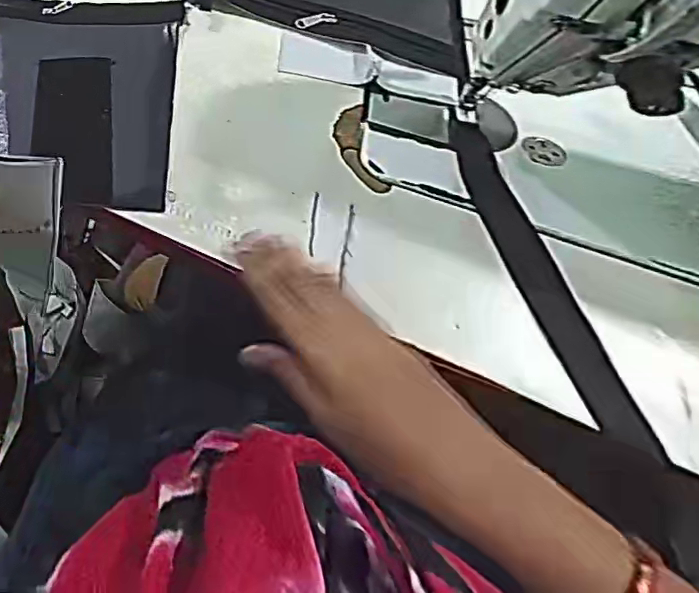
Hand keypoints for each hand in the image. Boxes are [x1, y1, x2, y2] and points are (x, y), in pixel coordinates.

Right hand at [235, 235, 485, 491]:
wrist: (459, 462)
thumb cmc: (391, 448)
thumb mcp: (321, 415)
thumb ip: (285, 373)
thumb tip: (255, 355)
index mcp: (317, 346)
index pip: (276, 295)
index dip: (254, 269)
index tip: (239, 250)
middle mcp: (342, 330)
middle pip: (299, 281)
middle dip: (273, 256)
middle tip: (253, 237)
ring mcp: (368, 330)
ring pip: (323, 284)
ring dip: (298, 260)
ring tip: (279, 242)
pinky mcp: (389, 337)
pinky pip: (346, 295)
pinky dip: (326, 277)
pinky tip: (322, 270)